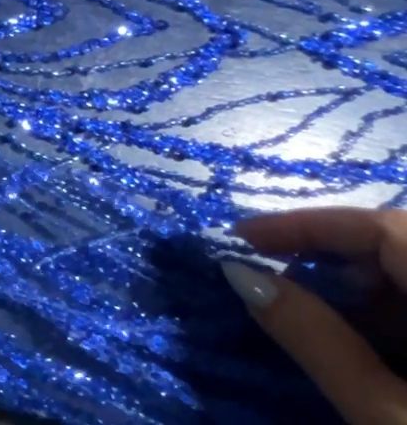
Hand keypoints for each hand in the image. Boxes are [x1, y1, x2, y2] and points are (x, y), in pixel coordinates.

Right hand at [228, 208, 406, 424]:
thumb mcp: (387, 420)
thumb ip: (314, 339)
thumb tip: (239, 272)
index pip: (388, 228)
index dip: (308, 224)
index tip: (241, 237)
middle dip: (339, 256)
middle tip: (279, 280)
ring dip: (376, 290)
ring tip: (328, 323)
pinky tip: (386, 352)